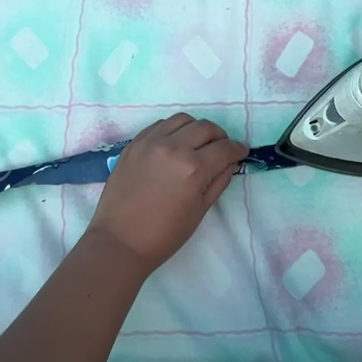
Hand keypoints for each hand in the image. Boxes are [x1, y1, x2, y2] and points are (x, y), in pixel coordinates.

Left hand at [84, 112, 247, 274]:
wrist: (120, 241)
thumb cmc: (164, 234)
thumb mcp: (199, 211)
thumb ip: (219, 182)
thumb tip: (230, 163)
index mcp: (194, 169)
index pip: (224, 148)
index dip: (237, 149)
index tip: (242, 151)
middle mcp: (174, 148)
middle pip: (205, 127)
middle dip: (219, 136)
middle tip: (221, 147)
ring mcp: (151, 142)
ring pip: (182, 119)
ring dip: (196, 128)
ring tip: (197, 142)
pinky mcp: (134, 143)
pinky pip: (160, 125)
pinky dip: (173, 129)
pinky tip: (174, 143)